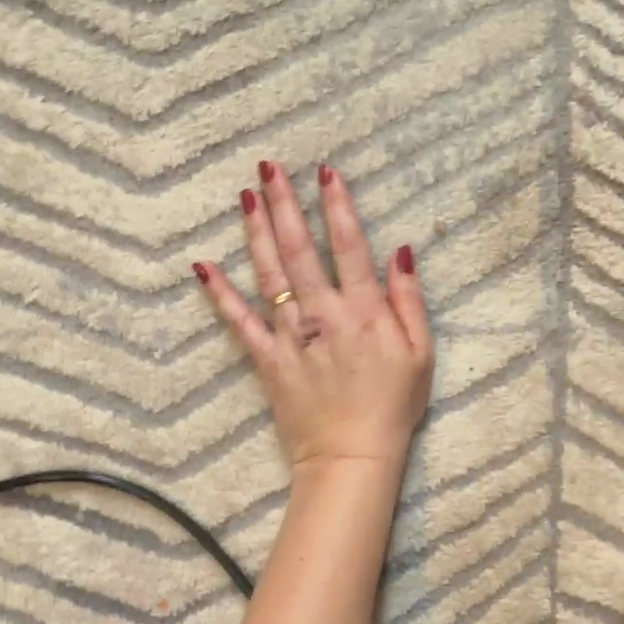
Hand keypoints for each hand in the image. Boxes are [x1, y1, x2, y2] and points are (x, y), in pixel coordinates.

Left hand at [193, 162, 432, 480]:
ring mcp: (290, 335)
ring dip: (256, 232)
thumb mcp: (421, 352)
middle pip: (299, 249)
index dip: (337, 205)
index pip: (348, 245)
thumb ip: (409, 300)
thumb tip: (401, 251)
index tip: (325, 172)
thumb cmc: (394, 404)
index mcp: (363, 309)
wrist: (352, 455)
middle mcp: (323, 313)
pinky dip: (219, 293)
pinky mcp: (267, 359)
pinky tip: (202, 265)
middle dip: (284, 204)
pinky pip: (237, 321)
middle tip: (268, 168)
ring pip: (268, 274)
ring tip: (244, 196)